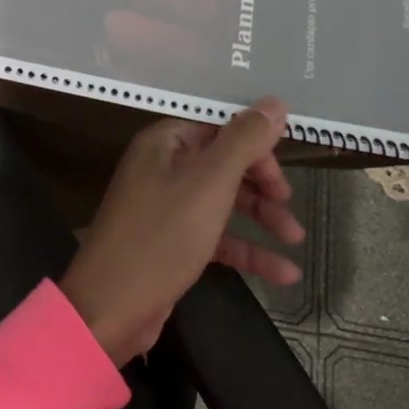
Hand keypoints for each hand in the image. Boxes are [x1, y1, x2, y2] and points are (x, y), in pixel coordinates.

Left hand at [60, 99, 304, 366]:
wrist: (112, 306)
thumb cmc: (161, 235)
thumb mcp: (209, 184)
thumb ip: (243, 142)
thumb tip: (275, 103)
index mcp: (163, 143)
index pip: (216, 127)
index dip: (253, 144)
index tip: (283, 169)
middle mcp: (161, 168)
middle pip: (222, 164)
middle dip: (260, 182)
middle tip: (289, 204)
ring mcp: (165, 208)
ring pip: (222, 202)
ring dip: (259, 217)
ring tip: (296, 239)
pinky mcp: (171, 245)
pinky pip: (215, 237)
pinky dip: (246, 250)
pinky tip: (285, 274)